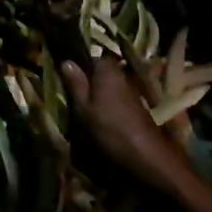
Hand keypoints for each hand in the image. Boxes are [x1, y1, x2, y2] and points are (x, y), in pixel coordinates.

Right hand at [61, 52, 196, 196]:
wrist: (145, 153)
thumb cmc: (109, 127)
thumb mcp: (84, 107)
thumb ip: (75, 84)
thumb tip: (66, 61)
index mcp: (107, 69)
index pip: (93, 58)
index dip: (81, 68)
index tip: (70, 82)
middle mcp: (122, 74)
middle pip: (102, 73)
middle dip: (91, 83)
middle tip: (77, 101)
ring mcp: (132, 90)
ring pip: (110, 87)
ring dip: (101, 96)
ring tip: (89, 114)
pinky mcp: (138, 106)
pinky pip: (119, 99)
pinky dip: (111, 107)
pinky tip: (105, 122)